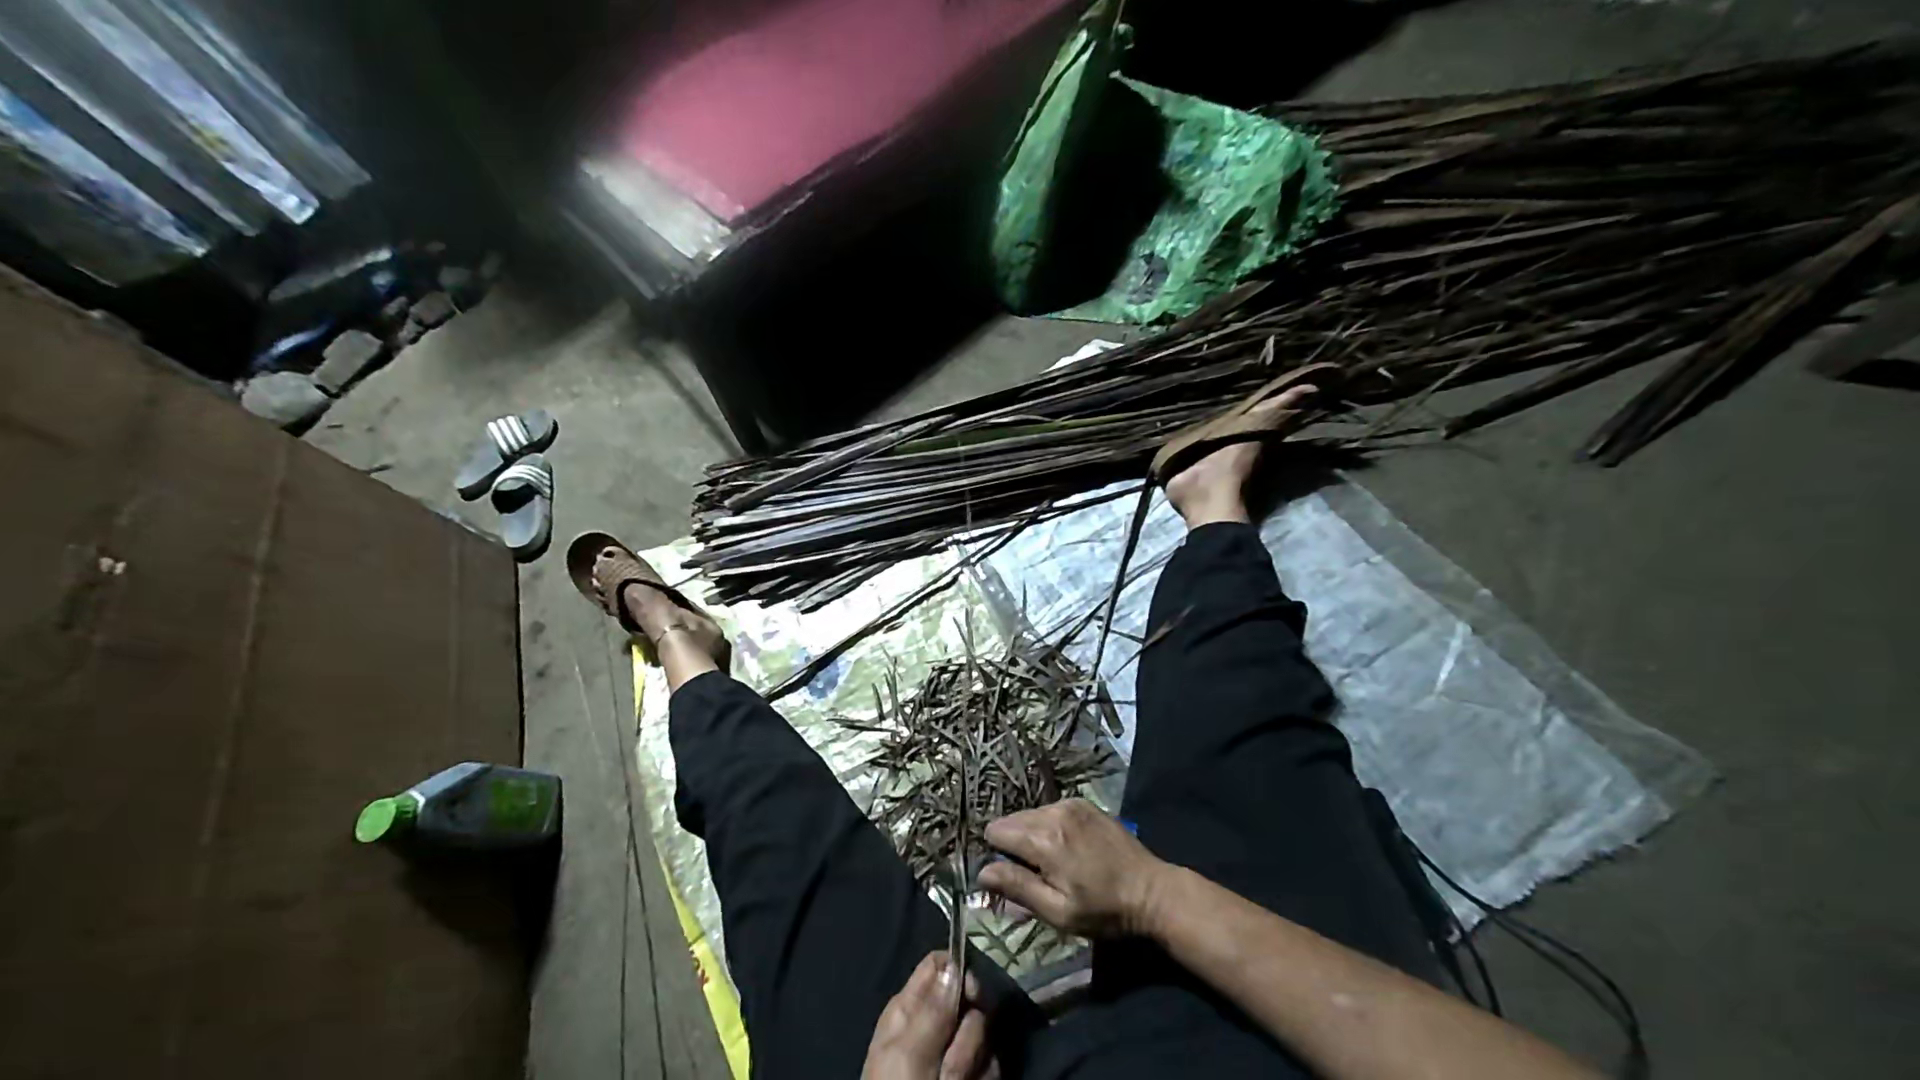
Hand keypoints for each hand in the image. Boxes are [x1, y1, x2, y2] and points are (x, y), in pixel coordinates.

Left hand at [862, 952, 994, 1079]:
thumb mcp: (907, 1055)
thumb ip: (932, 1010)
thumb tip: (955, 964)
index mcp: (907, 1009)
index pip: (939, 966)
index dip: (959, 972)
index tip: (971, 993)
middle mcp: (934, 1025)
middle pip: (969, 1000)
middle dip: (967, 1034)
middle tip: (948, 1065)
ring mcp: (954, 1053)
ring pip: (984, 1036)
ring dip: (971, 1065)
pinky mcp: (974, 1078)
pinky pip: (993, 1066)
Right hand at [977, 799, 1170, 938]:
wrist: (1152, 891)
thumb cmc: (1104, 910)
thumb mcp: (1058, 912)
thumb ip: (1017, 888)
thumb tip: (982, 872)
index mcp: (1045, 839)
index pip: (996, 831)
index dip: (997, 855)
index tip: (1013, 876)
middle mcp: (1054, 812)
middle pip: (1011, 821)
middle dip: (1013, 846)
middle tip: (1036, 874)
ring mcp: (1071, 804)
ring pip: (1030, 815)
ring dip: (1032, 836)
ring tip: (1056, 863)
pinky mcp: (1083, 803)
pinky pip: (1050, 810)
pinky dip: (1050, 827)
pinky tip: (1069, 849)